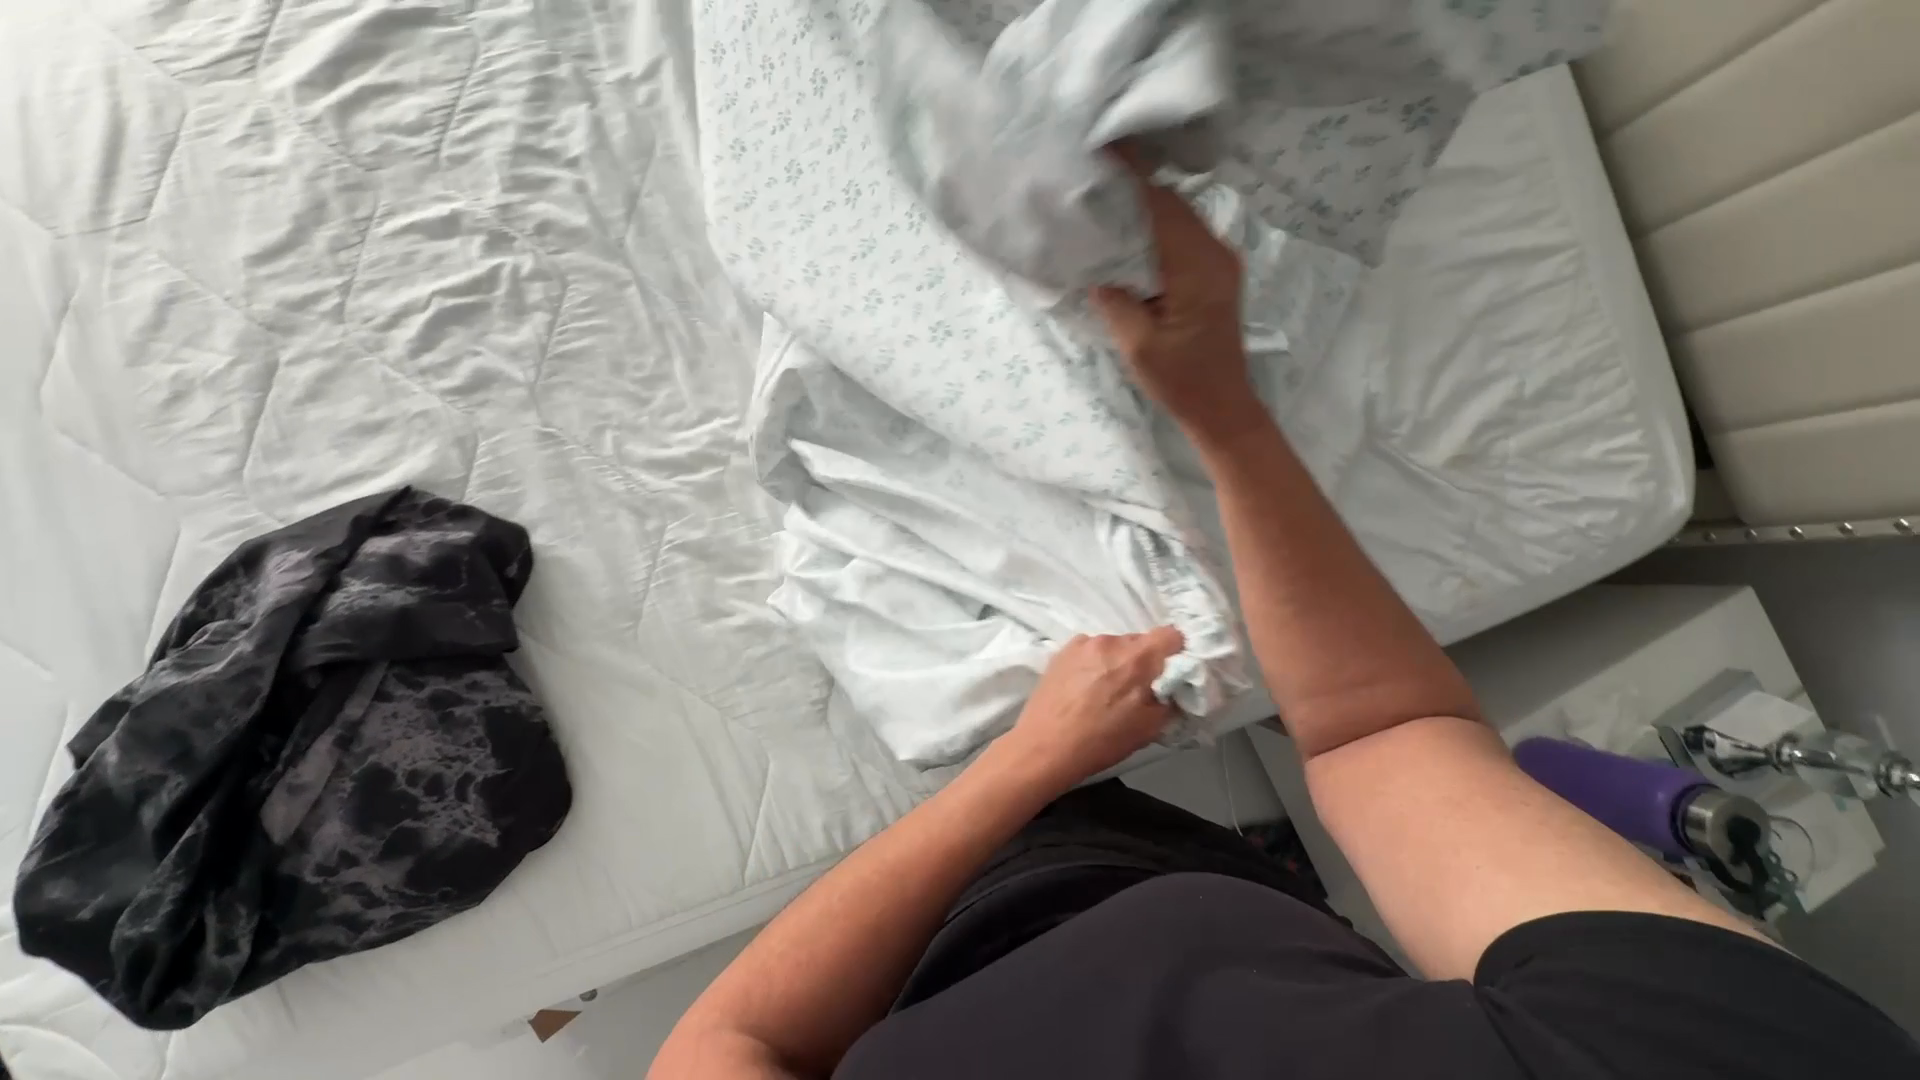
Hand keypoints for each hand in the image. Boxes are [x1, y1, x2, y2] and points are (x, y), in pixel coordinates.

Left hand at [999, 627, 1185, 791]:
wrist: (1045, 746)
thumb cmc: (1102, 740)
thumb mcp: (1149, 728)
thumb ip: (1170, 700)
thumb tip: (1176, 687)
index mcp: (1138, 657)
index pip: (1171, 635)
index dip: (1176, 652)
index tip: (1170, 672)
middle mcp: (1111, 641)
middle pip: (1140, 641)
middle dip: (1144, 661)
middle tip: (1136, 689)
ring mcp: (1083, 643)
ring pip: (1113, 646)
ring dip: (1116, 662)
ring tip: (1105, 691)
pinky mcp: (1062, 650)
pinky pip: (1089, 650)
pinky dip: (1093, 663)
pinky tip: (1084, 687)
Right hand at [1090, 147, 1264, 441]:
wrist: (1222, 408)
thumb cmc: (1181, 381)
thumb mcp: (1137, 345)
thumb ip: (1114, 299)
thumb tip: (1096, 266)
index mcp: (1197, 267)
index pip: (1161, 205)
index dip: (1129, 176)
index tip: (1099, 149)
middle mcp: (1215, 254)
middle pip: (1171, 204)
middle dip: (1133, 187)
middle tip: (1092, 175)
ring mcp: (1219, 262)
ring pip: (1178, 218)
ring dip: (1144, 207)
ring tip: (1104, 201)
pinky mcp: (1215, 275)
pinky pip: (1183, 237)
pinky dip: (1156, 228)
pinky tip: (1129, 235)